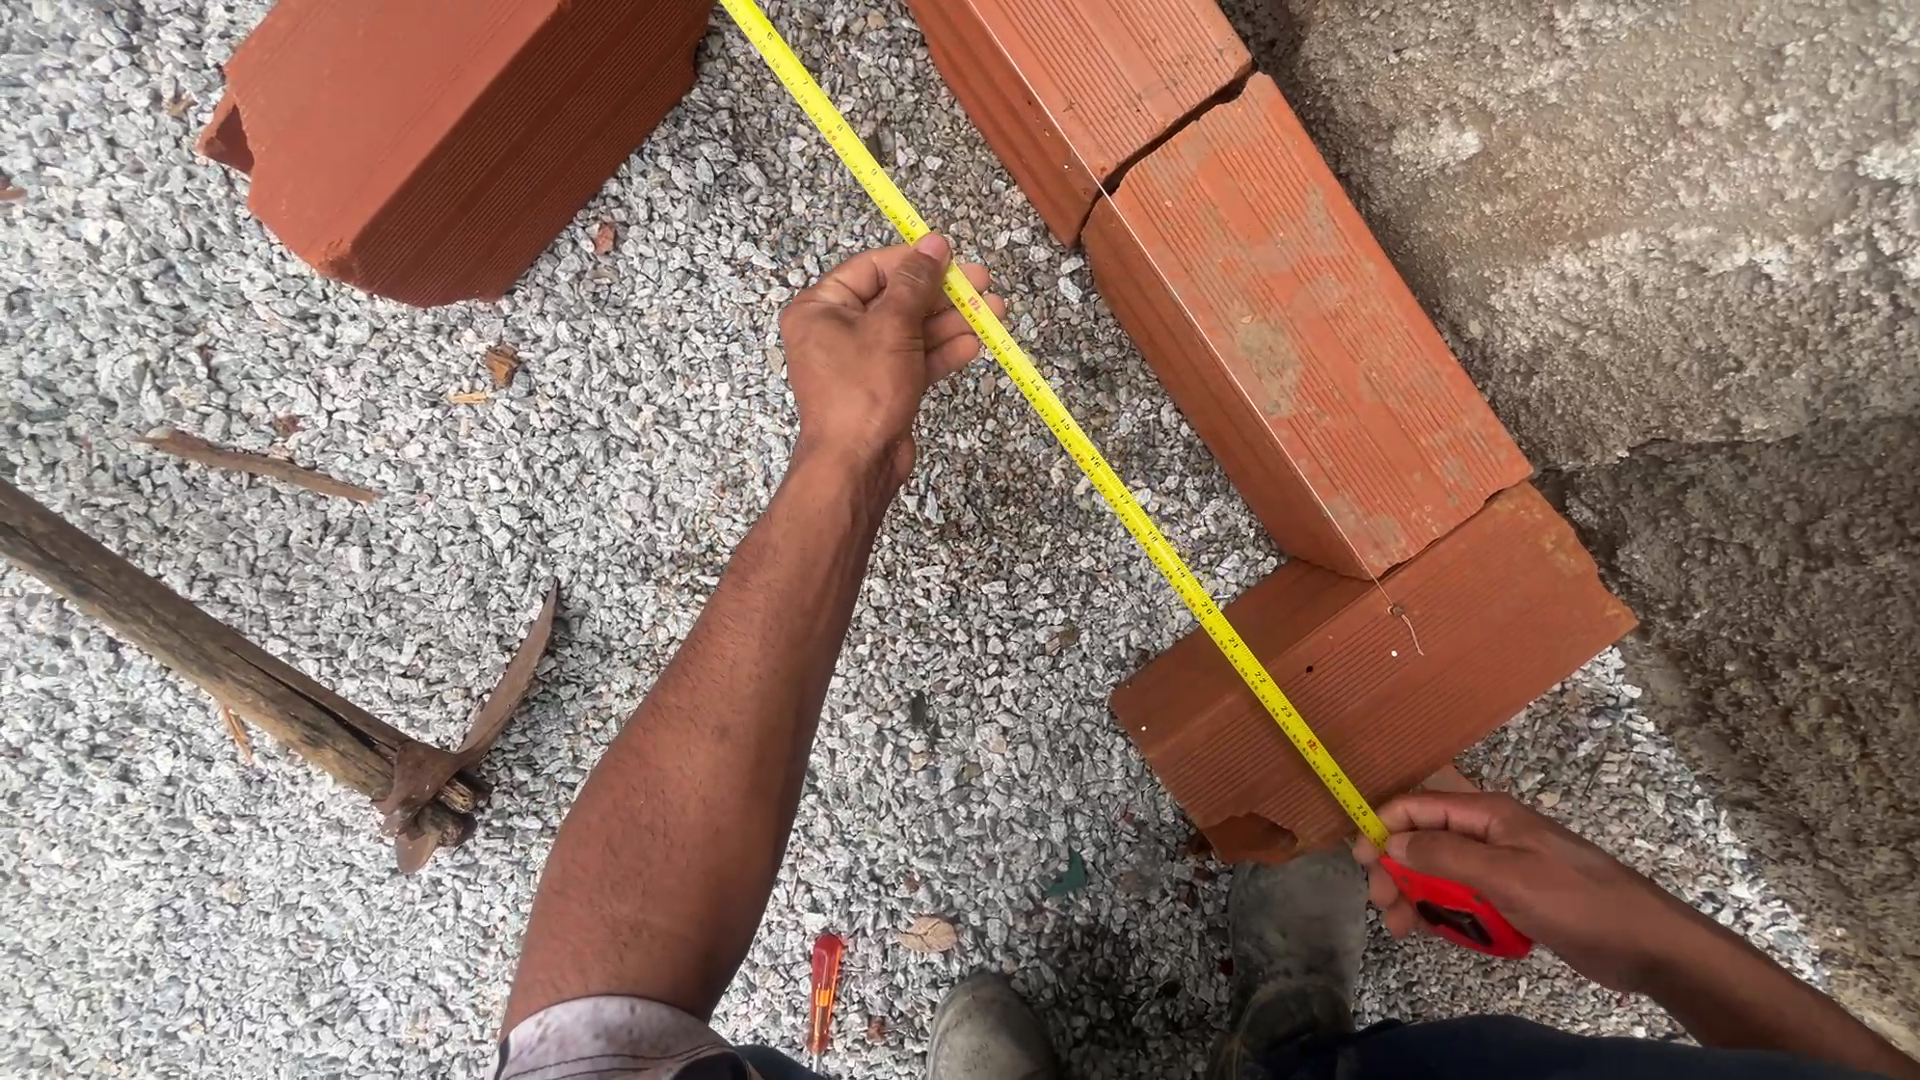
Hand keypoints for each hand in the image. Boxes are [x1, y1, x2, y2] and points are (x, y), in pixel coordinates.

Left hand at [778, 234, 1006, 488]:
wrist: (857, 465)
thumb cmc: (862, 393)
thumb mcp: (891, 327)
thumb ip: (915, 283)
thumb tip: (935, 244)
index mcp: (820, 309)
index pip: (871, 269)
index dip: (913, 260)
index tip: (951, 255)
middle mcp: (836, 333)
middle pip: (897, 300)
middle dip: (943, 295)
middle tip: (983, 284)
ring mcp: (862, 364)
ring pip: (912, 332)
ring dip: (953, 323)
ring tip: (995, 312)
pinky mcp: (883, 389)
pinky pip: (915, 361)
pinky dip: (943, 353)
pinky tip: (976, 343)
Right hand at [1353, 792, 1708, 991]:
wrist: (1655, 950)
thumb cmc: (1579, 901)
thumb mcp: (1506, 876)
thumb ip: (1444, 856)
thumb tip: (1391, 841)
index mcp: (1487, 814)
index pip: (1417, 807)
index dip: (1383, 827)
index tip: (1361, 860)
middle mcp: (1488, 834)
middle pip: (1424, 843)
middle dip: (1398, 872)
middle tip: (1385, 906)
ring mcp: (1501, 866)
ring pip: (1441, 874)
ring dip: (1418, 898)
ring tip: (1406, 928)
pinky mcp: (1513, 898)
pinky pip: (1465, 899)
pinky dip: (1448, 914)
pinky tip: (1439, 932)